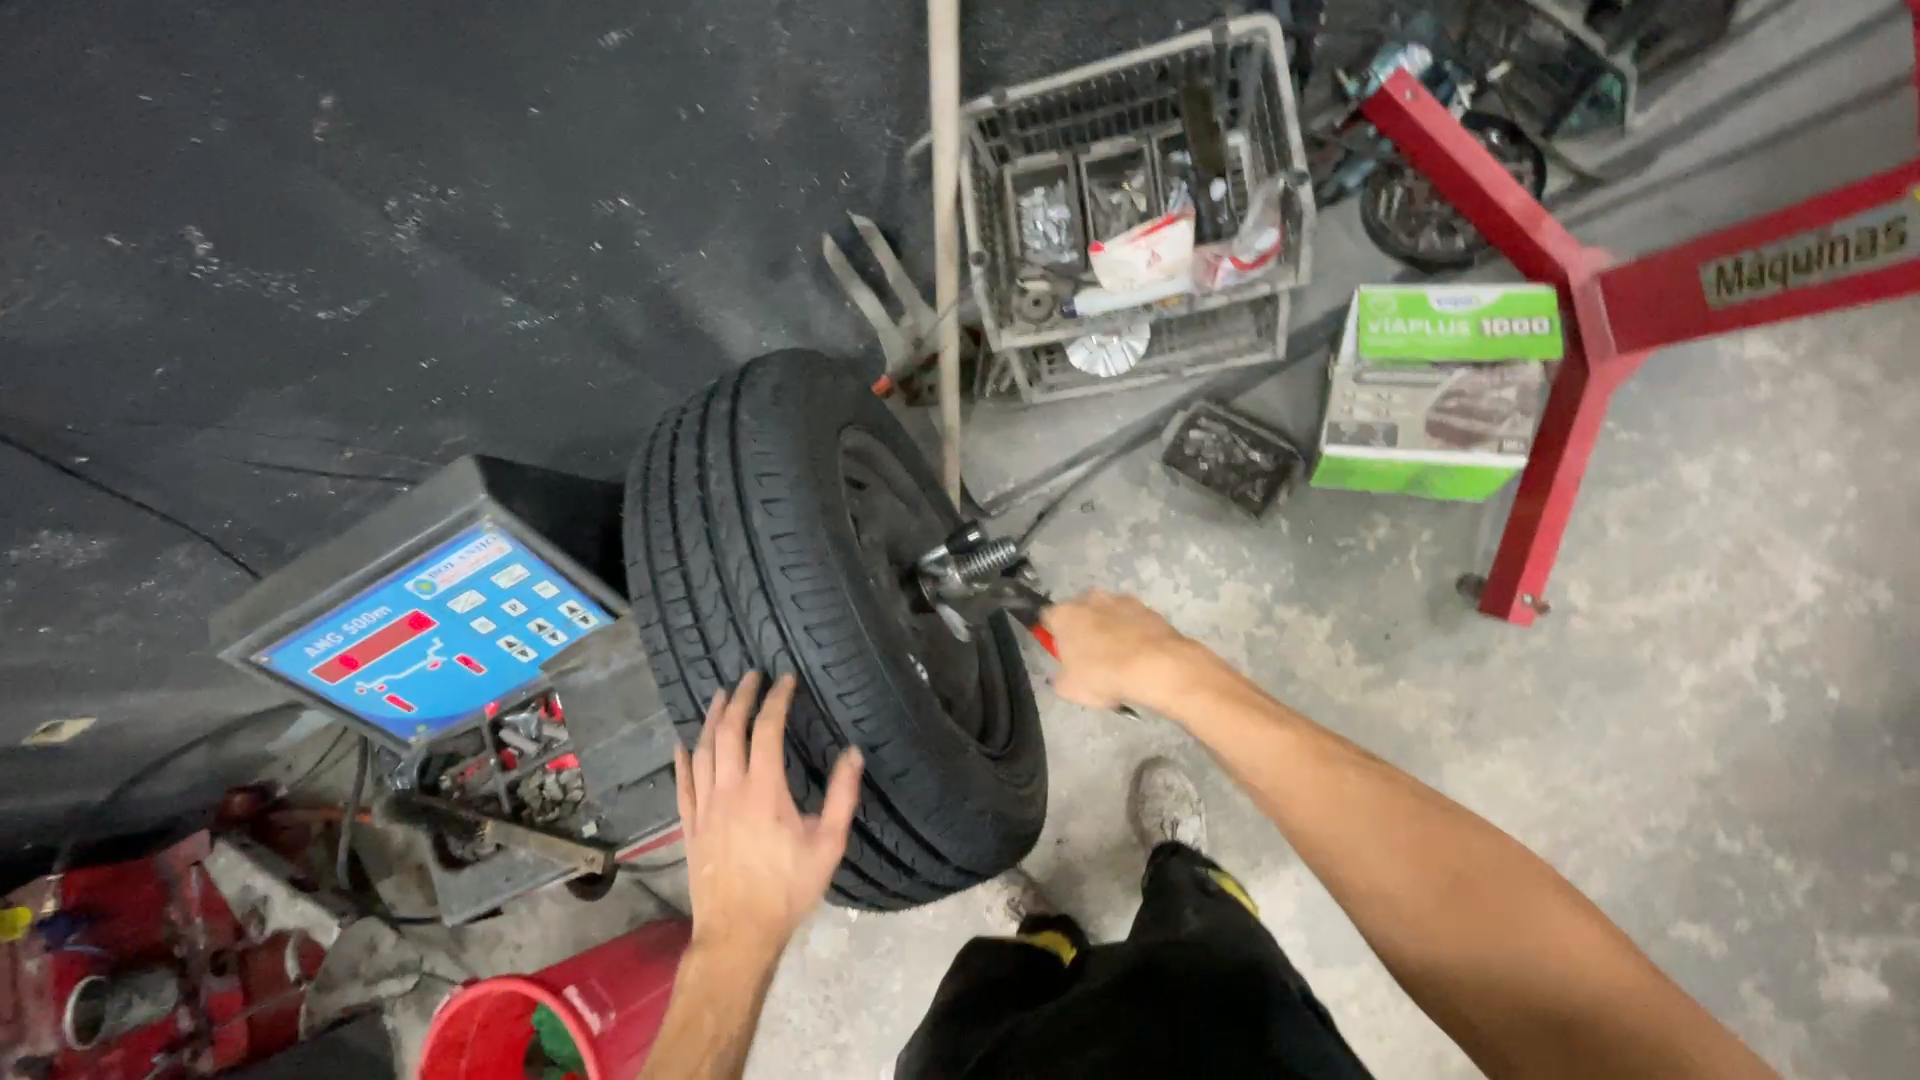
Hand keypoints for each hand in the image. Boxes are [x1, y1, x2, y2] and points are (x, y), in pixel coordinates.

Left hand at [674, 672, 862, 965]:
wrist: (738, 934)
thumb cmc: (788, 888)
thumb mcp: (828, 844)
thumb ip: (842, 796)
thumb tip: (853, 753)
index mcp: (764, 790)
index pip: (767, 730)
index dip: (776, 700)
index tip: (785, 679)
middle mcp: (729, 790)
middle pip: (729, 731)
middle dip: (740, 698)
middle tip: (750, 676)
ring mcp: (704, 807)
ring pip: (703, 751)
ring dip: (711, 719)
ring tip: (720, 696)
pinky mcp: (689, 826)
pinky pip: (682, 784)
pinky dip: (682, 759)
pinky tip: (683, 743)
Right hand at [1040, 589, 1203, 710]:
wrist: (1155, 667)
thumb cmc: (1102, 675)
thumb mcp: (1068, 688)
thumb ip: (1060, 677)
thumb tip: (1065, 675)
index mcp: (1064, 614)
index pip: (1047, 617)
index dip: (1052, 634)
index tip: (1061, 651)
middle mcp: (1090, 599)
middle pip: (1079, 612)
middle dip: (1082, 629)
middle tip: (1090, 657)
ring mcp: (1121, 601)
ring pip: (1108, 613)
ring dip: (1110, 629)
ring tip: (1120, 659)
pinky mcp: (1148, 608)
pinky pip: (1133, 620)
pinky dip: (1134, 633)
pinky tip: (1140, 656)